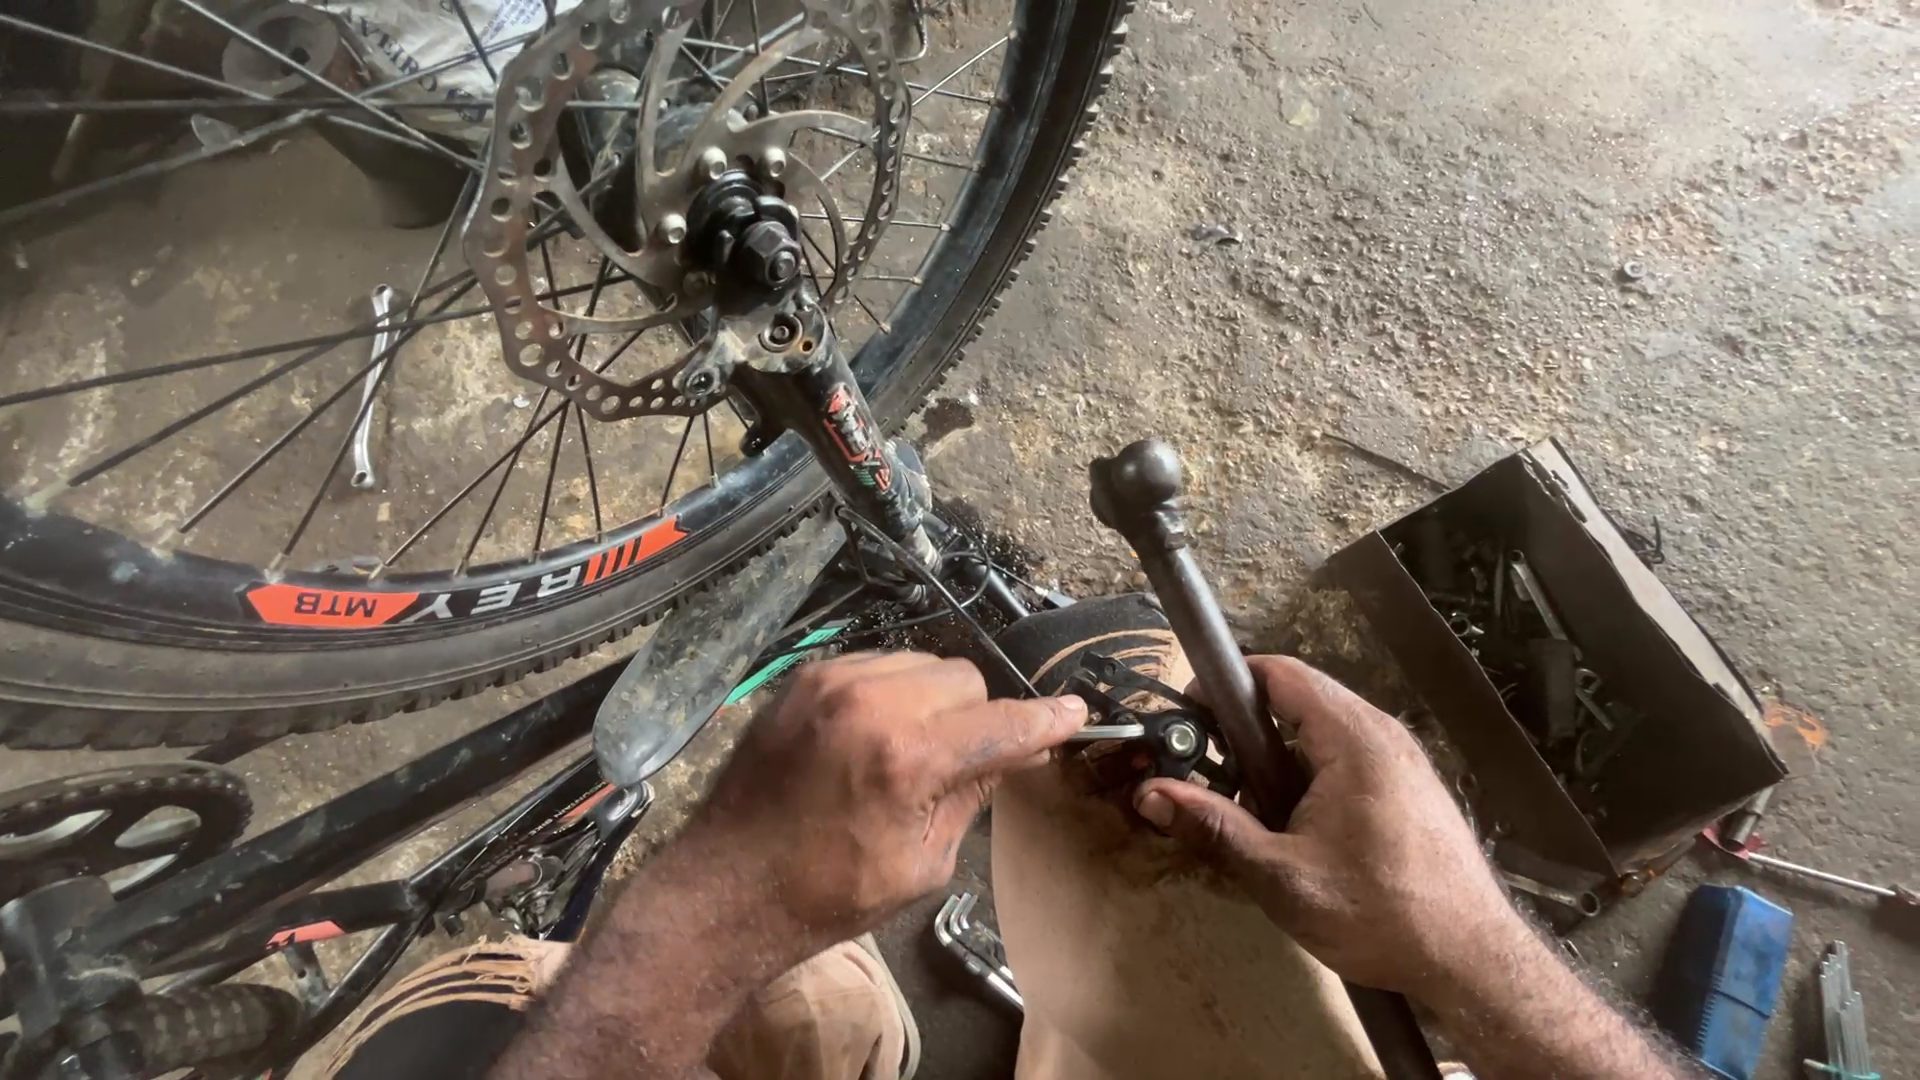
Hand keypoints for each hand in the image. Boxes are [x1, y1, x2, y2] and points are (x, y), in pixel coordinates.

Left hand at [687, 651, 1087, 954]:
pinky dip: (893, 690)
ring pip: (924, 662)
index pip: (1001, 724)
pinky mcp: (805, 676)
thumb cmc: (828, 893)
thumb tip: (1020, 751)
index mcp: (906, 759)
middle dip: (978, 716)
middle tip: (963, 758)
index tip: (1073, 714)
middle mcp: (871, 701)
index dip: (1044, 721)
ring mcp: (832, 681)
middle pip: (965, 678)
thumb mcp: (922, 863)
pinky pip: (879, 663)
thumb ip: (975, 794)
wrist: (724, 887)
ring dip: (936, 699)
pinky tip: (874, 731)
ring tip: (911, 746)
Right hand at [1133, 655, 1525, 1001]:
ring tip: (1249, 794)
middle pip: (1297, 694)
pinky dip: (1305, 763)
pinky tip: (1294, 813)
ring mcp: (1399, 755)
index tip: (1191, 712)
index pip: (1280, 672)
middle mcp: (1380, 732)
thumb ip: (1214, 827)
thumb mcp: (1282, 876)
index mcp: (1353, 738)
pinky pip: (1342, 747)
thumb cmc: (1380, 914)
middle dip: (1245, 721)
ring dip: (1274, 746)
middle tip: (1212, 761)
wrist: (1475, 964)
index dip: (1226, 682)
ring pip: (1318, 723)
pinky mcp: (1406, 780)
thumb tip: (1150, 794)